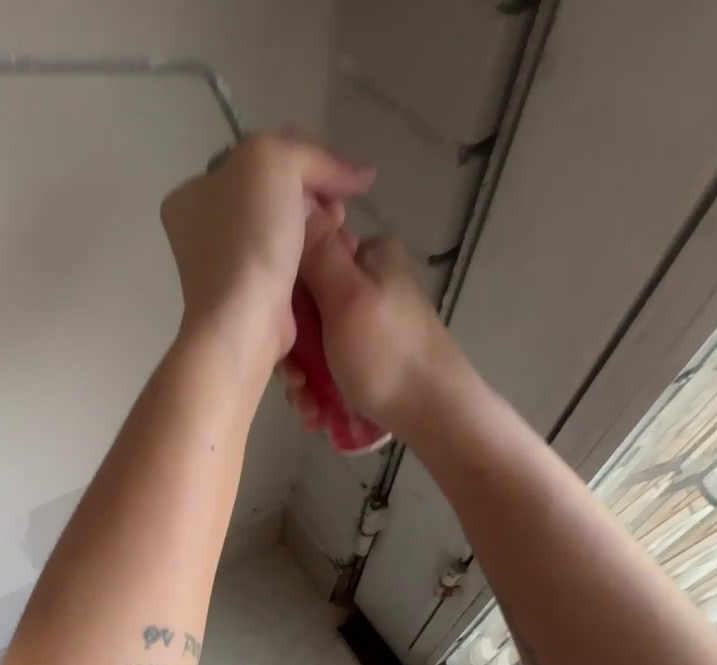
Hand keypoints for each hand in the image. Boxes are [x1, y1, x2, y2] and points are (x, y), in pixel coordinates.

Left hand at [159, 133, 374, 367]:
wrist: (244, 317)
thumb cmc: (247, 235)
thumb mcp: (270, 160)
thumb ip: (310, 154)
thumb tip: (357, 174)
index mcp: (192, 194)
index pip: (256, 158)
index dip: (301, 157)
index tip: (332, 176)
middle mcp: (203, 228)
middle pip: (275, 193)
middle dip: (315, 193)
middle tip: (336, 208)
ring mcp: (227, 262)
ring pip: (288, 226)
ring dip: (323, 223)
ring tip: (339, 231)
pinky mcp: (253, 291)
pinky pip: (292, 259)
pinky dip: (317, 253)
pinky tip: (335, 253)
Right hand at [293, 223, 462, 430]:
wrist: (433, 413)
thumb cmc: (387, 355)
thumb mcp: (347, 298)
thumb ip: (319, 253)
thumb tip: (296, 200)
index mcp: (368, 256)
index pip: (303, 260)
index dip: (283, 301)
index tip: (283, 337)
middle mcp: (368, 281)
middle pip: (303, 306)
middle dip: (293, 348)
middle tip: (297, 380)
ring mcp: (367, 319)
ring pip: (310, 339)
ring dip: (302, 375)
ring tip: (309, 402)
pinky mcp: (367, 352)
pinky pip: (326, 362)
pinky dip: (318, 386)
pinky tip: (317, 408)